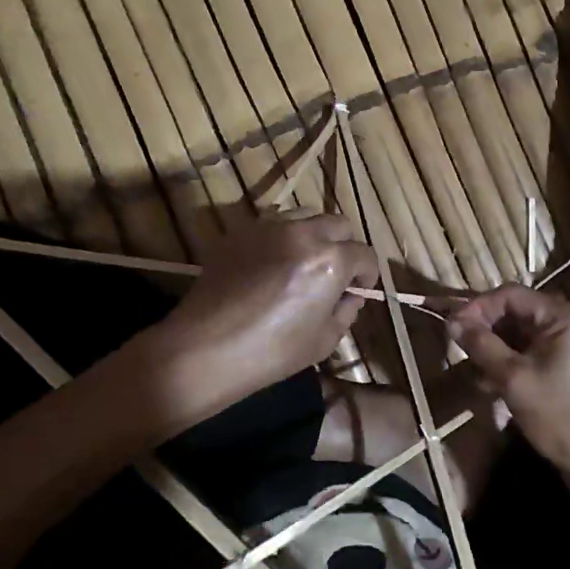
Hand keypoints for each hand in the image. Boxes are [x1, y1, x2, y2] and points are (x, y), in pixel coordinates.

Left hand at [152, 215, 377, 414]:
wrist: (202, 351)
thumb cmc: (272, 352)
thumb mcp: (326, 339)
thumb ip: (347, 311)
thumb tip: (350, 296)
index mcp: (331, 261)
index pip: (365, 255)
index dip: (367, 275)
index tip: (358, 291)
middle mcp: (303, 234)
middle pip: (339, 225)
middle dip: (344, 247)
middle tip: (334, 274)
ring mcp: (268, 230)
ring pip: (305, 217)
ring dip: (314, 236)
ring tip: (303, 263)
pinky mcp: (239, 235)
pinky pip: (272, 226)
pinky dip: (283, 239)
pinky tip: (273, 266)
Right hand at [445, 285, 569, 493]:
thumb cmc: (556, 413)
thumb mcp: (513, 378)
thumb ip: (481, 344)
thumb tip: (452, 321)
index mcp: (565, 314)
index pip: (512, 295)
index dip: (478, 307)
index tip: (450, 327)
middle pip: (517, 312)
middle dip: (485, 328)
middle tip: (456, 347)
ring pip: (521, 333)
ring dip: (494, 347)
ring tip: (471, 369)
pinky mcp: (566, 361)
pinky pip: (531, 350)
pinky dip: (509, 361)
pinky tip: (487, 382)